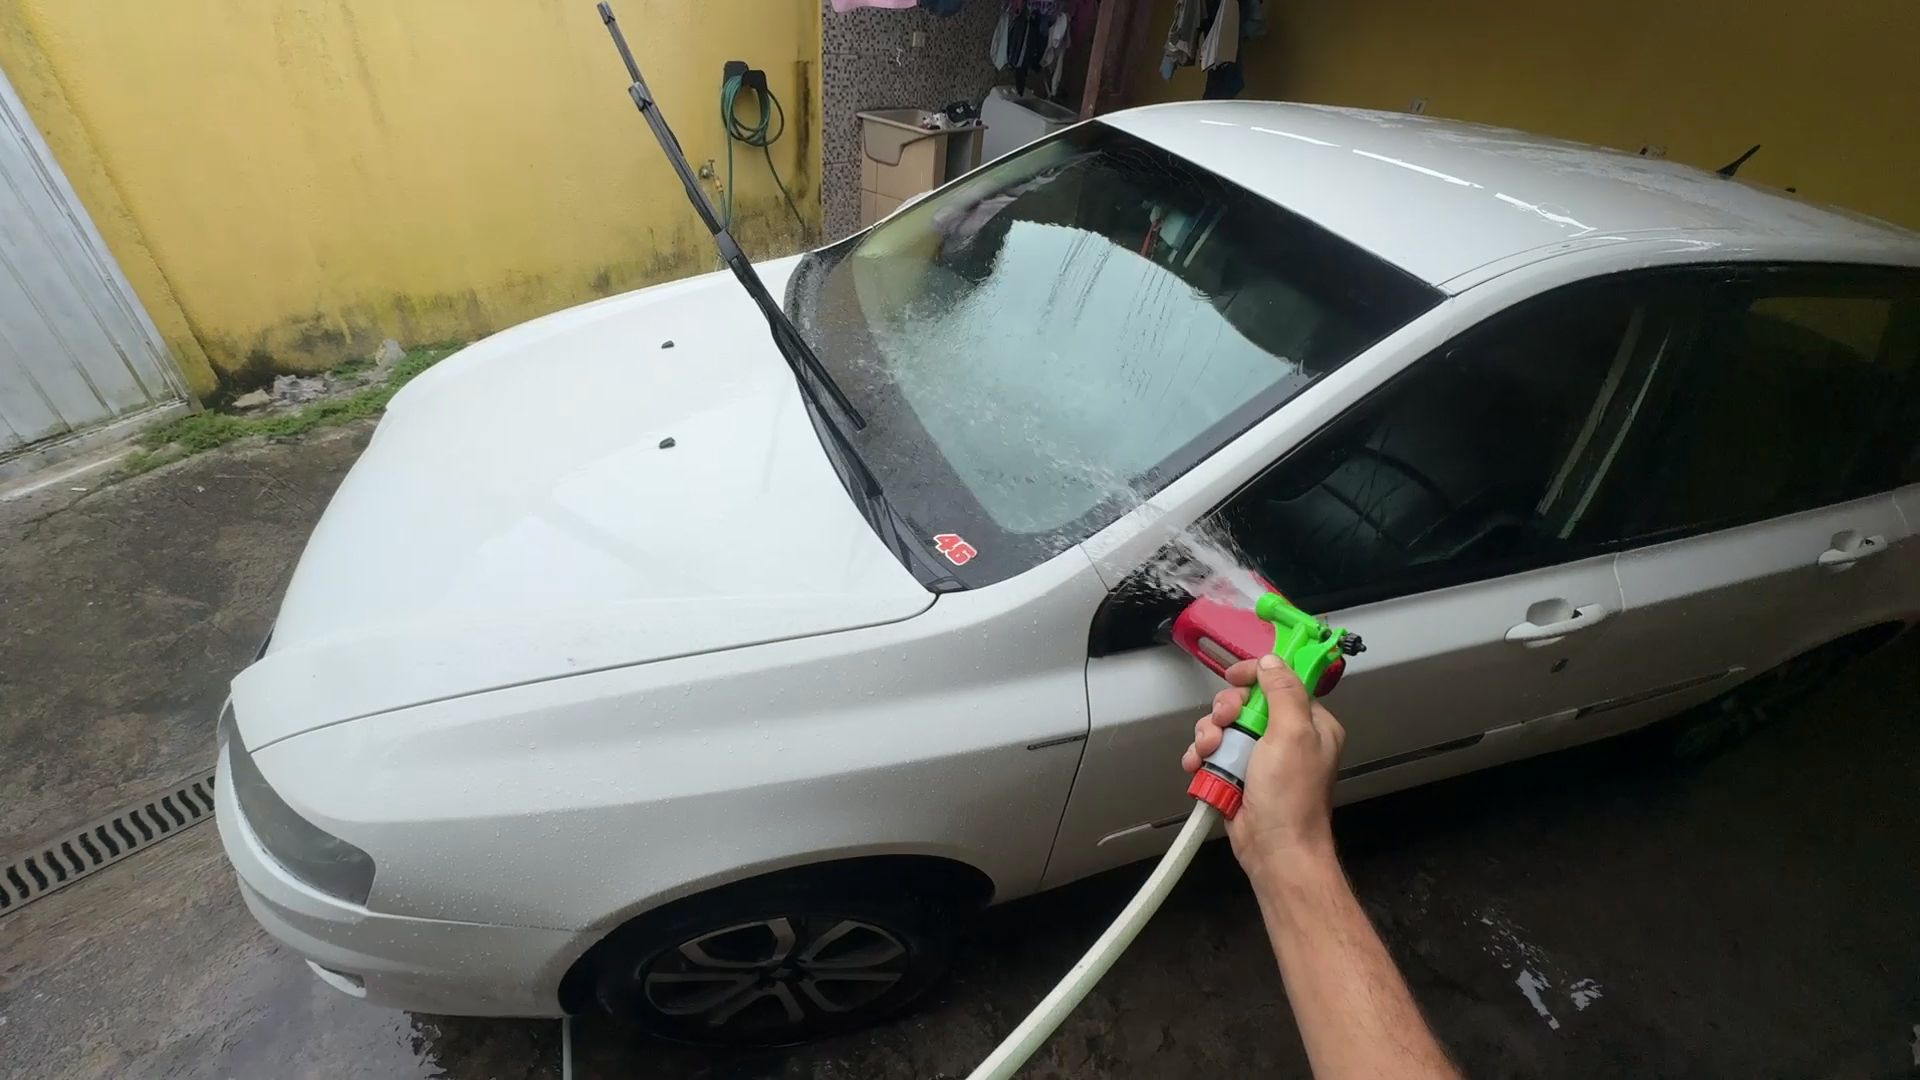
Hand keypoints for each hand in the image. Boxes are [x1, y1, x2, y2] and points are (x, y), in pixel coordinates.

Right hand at [1182, 653, 1344, 880]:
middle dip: (1225, 711)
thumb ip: (1283, 692)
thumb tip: (1271, 660)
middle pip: (1244, 701)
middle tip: (1223, 724)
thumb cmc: (1290, 796)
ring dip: (1208, 735)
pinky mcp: (1235, 772)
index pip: (1280, 681)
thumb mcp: (1293, 735)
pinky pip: (1211, 750)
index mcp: (1310, 723)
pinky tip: (1198, 765)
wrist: (1273, 850)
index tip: (1235, 677)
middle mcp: (1285, 736)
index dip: (1255, 674)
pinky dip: (1200, 755)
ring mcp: (1258, 755)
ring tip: (1209, 753)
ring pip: (1222, 724)